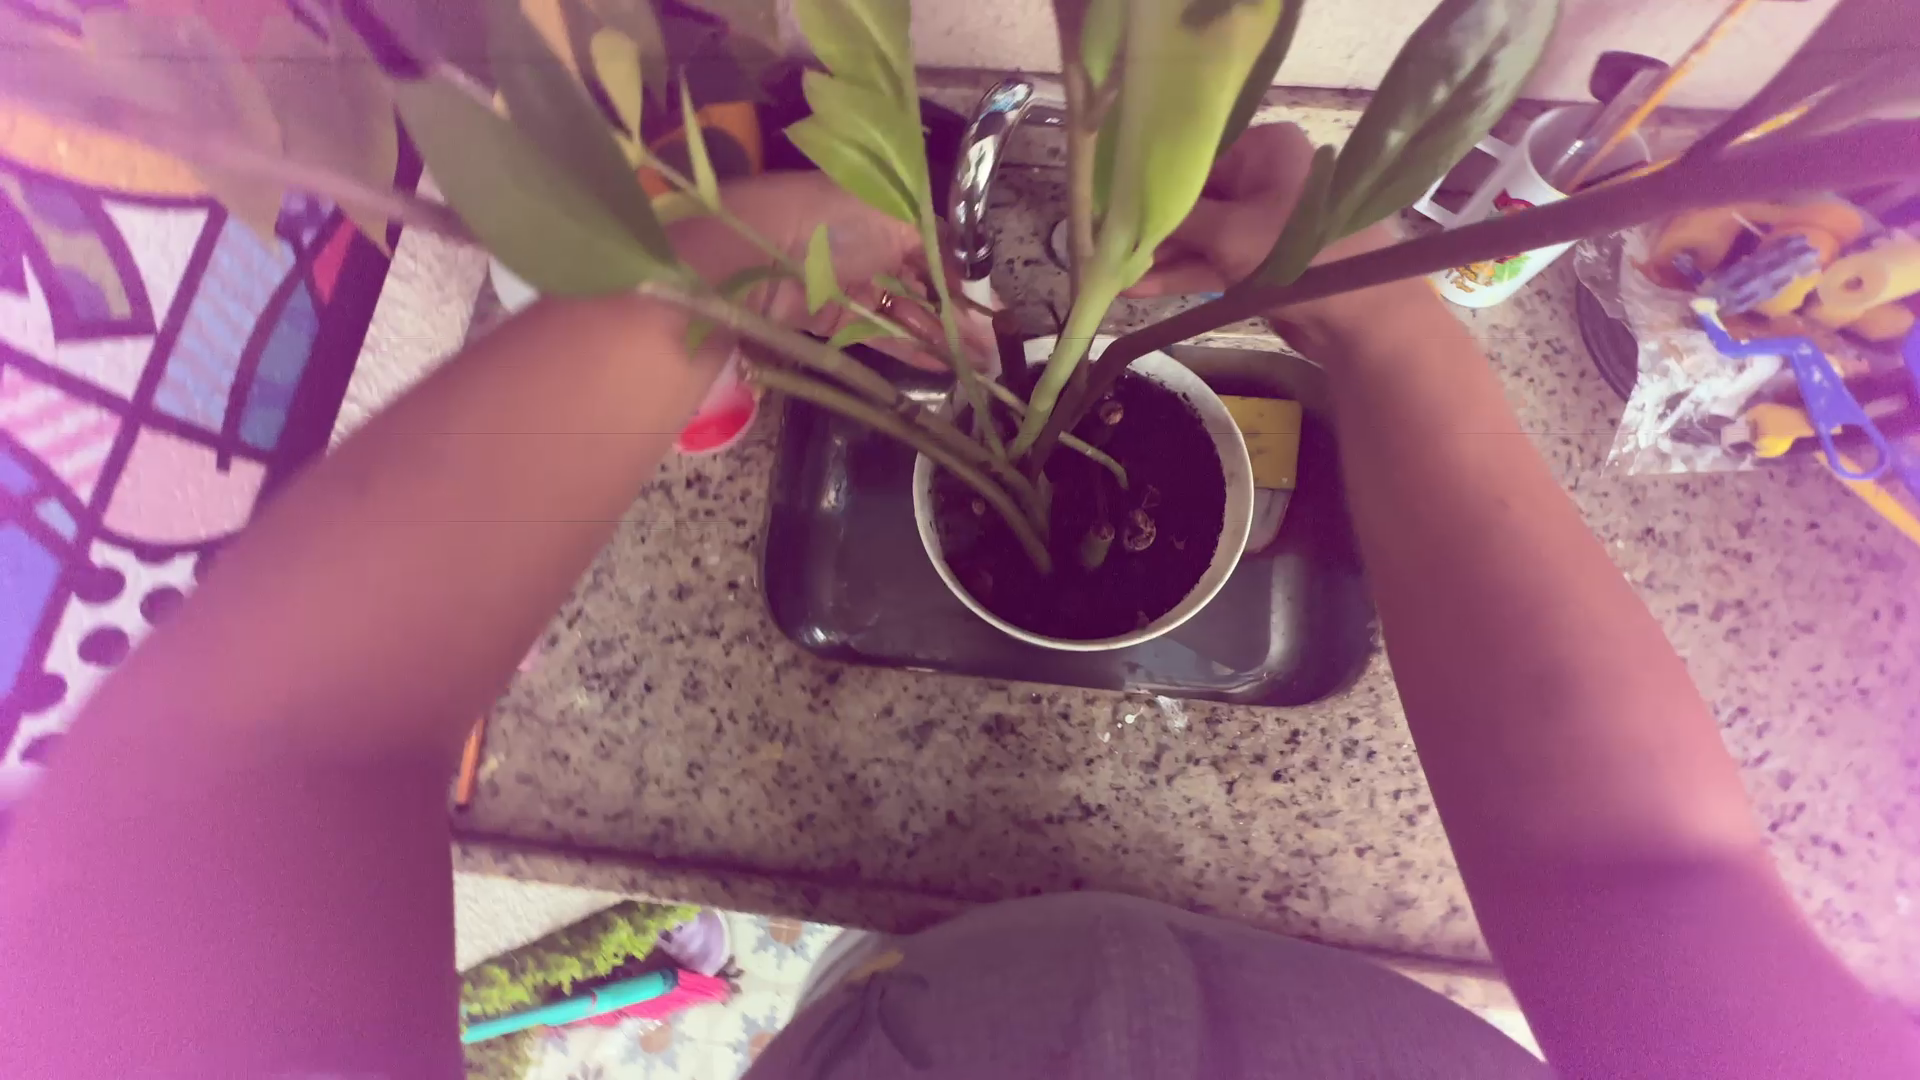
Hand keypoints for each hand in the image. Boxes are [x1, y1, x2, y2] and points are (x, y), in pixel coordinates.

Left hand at [670, 172, 994, 371]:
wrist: (760, 256)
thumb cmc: (835, 222)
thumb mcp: (896, 217)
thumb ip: (936, 246)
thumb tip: (968, 272)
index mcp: (886, 212)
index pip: (937, 250)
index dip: (965, 280)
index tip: (993, 309)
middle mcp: (871, 246)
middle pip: (925, 287)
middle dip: (960, 316)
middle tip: (993, 347)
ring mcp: (853, 285)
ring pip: (907, 314)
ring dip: (943, 338)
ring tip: (978, 363)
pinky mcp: (835, 320)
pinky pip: (882, 335)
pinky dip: (913, 348)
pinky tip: (945, 364)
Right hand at [1122, 123, 1418, 339]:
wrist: (1355, 314)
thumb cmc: (1297, 255)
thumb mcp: (1227, 232)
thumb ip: (1175, 221)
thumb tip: (1126, 213)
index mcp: (1264, 149)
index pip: (1194, 160)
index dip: (1150, 185)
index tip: (1109, 204)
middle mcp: (1261, 178)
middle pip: (1192, 201)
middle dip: (1151, 229)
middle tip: (1103, 244)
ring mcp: (1257, 224)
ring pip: (1197, 237)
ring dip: (1158, 258)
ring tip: (1110, 273)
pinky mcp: (1254, 263)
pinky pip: (1208, 263)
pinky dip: (1178, 275)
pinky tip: (1136, 287)